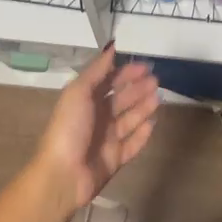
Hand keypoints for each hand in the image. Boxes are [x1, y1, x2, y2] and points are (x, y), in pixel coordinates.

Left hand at [32, 44, 159, 209]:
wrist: (63, 174)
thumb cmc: (69, 128)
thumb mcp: (78, 92)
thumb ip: (97, 70)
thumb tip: (112, 47)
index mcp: (85, 100)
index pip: (108, 81)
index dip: (125, 73)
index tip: (145, 65)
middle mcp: (96, 117)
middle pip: (121, 99)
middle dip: (138, 89)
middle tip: (157, 80)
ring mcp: (107, 139)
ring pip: (130, 119)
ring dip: (143, 107)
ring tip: (158, 97)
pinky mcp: (115, 158)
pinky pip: (133, 143)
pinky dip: (143, 133)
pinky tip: (154, 122)